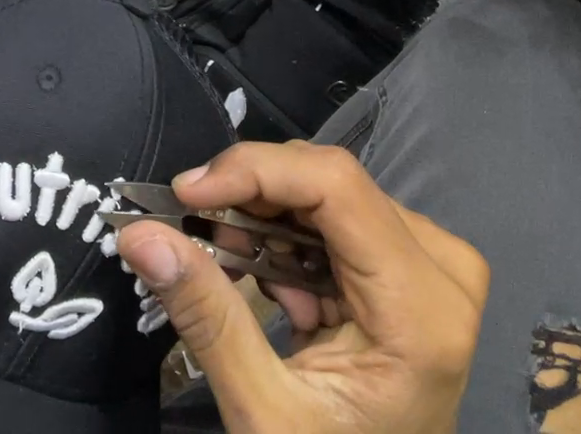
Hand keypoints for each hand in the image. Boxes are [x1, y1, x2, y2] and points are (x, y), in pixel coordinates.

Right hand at [117, 141, 488, 433]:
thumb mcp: (263, 411)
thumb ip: (205, 316)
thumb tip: (138, 234)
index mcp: (422, 309)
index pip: (335, 186)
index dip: (253, 171)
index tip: (183, 193)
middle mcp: (442, 268)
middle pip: (327, 181)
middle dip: (248, 197)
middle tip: (193, 231)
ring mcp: (432, 262)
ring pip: (323, 190)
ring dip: (261, 218)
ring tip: (229, 266)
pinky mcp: (412, 263)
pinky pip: (332, 215)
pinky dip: (283, 237)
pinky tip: (269, 283)